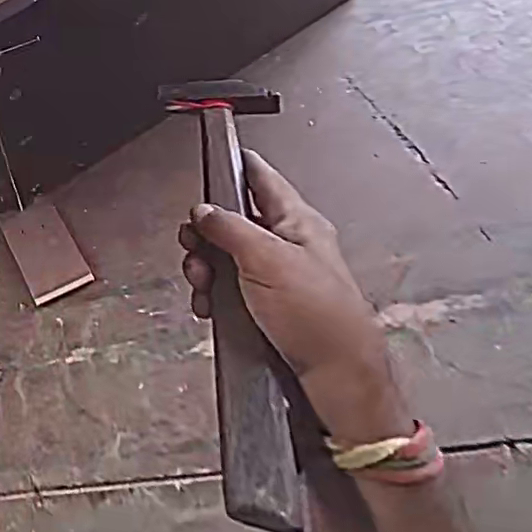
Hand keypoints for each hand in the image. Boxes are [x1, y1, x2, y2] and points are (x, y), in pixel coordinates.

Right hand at [178, 150, 410, 444]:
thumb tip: (202, 210)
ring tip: (205, 284)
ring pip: (222, 253)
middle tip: (195, 248)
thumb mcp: (267, 261)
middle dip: (204, 234)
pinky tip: (211, 304)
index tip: (216, 153)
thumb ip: (230, 228)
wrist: (336, 378)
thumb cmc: (319, 318)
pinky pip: (225, 283)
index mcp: (298, 223)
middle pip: (230, 219)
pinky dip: (211, 291)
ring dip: (204, 267)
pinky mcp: (264, 299)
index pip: (261, 177)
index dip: (237, 164)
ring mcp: (274, 272)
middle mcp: (286, 243)